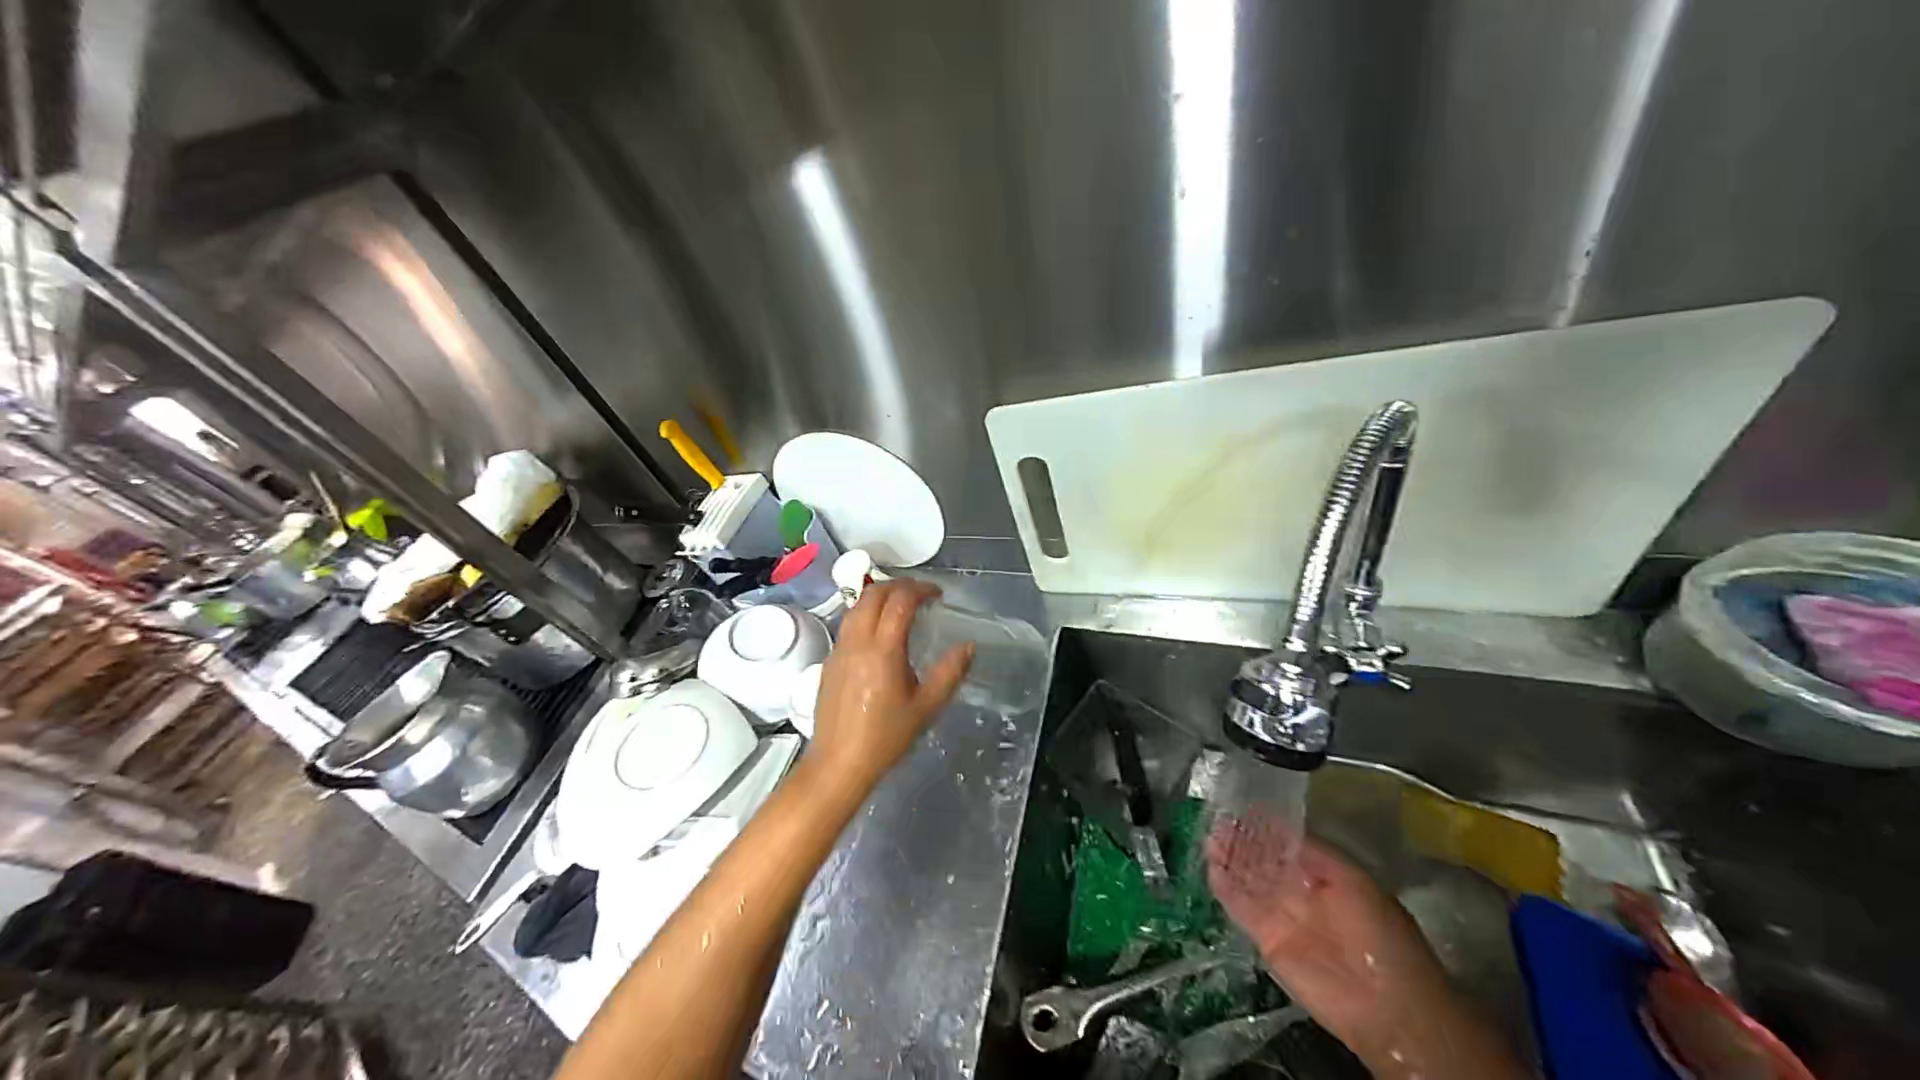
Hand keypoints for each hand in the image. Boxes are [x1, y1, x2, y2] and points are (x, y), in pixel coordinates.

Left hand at [807, 580, 972, 788]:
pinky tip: (880, 633)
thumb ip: (949, 673)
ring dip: (879, 596)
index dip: (920, 589)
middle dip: (899, 586)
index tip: (937, 594)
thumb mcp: (926, 707)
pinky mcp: (829, 661)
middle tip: (920, 594)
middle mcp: (857, 641)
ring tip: (901, 607)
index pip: (900, 601)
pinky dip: (866, 614)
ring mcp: (839, 649)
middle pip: (873, 594)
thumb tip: (968, 646)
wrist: (839, 763)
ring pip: (856, 606)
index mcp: (883, 650)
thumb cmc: (886, 737)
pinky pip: (848, 624)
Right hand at [1207, 813, 1525, 1079]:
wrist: (1385, 1005)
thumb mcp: (1355, 882)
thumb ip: (1316, 854)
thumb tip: (1280, 828)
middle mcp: (1302, 893)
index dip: (1268, 828)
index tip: (1245, 809)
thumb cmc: (1381, 937)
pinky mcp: (1266, 939)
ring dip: (1229, 860)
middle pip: (1265, 861)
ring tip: (1209, 838)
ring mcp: (1282, 916)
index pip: (1289, 846)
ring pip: (1249, 881)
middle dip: (1243, 841)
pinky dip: (1225, 888)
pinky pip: (1241, 908)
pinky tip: (1212, 868)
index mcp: (1327, 878)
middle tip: (1220, 821)